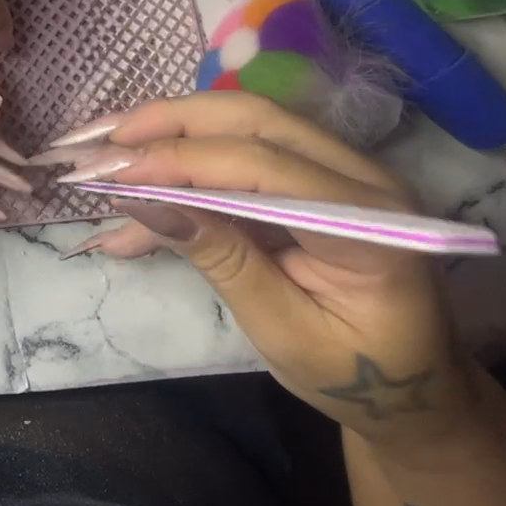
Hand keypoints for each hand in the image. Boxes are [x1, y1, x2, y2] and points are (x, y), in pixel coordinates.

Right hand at [58, 92, 477, 443]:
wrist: (409, 386)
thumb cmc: (354, 373)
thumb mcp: (282, 330)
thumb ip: (221, 259)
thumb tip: (143, 201)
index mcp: (371, 224)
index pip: (262, 165)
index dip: (179, 160)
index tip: (108, 174)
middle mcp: (358, 177)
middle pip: (250, 118)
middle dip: (165, 123)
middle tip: (97, 142)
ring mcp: (333, 168)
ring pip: (236, 120)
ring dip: (163, 130)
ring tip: (99, 150)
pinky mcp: (303, 174)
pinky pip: (231, 148)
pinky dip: (175, 162)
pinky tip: (128, 197)